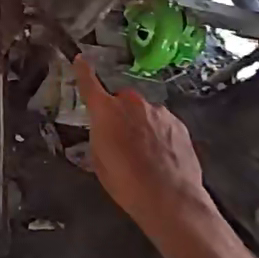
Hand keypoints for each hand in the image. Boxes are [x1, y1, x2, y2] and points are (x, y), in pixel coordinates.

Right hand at [75, 55, 214, 233]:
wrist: (170, 199)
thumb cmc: (126, 183)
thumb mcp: (99, 162)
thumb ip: (99, 137)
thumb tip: (104, 131)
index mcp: (106, 112)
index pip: (90, 84)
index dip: (83, 71)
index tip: (80, 58)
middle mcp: (133, 104)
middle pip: (122, 101)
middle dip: (120, 115)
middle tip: (121, 141)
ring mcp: (158, 111)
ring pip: (144, 112)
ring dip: (141, 125)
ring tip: (144, 155)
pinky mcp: (178, 122)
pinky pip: (162, 123)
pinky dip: (159, 134)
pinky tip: (161, 157)